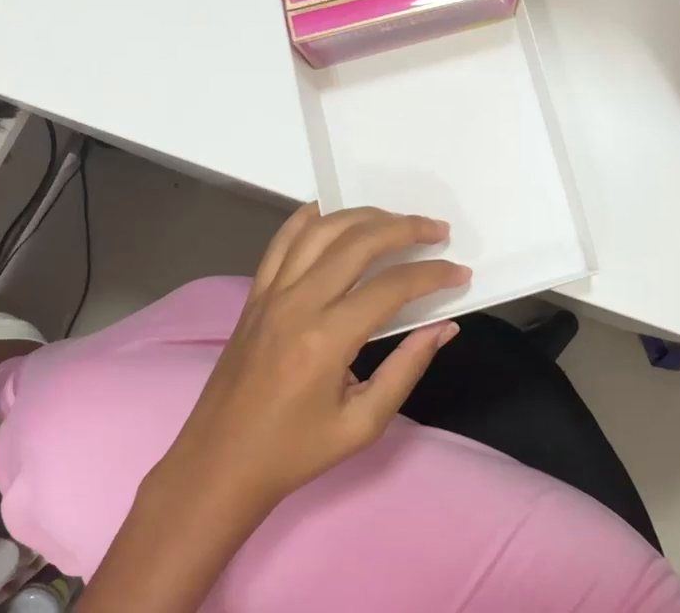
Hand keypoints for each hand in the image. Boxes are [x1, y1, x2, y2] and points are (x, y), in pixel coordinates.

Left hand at [165, 205, 469, 511]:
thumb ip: (406, 369)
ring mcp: (271, 293)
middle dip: (406, 229)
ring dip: (364, 216)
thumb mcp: (362, 424)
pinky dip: (311, 218)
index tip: (460, 273)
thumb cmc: (294, 452)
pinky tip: (335, 213)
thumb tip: (444, 327)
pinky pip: (283, 241)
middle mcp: (297, 303)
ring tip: (397, 220)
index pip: (392, 286)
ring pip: (322, 230)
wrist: (219, 465)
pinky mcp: (254, 295)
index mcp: (326, 339)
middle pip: (359, 242)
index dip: (433, 274)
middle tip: (438, 230)